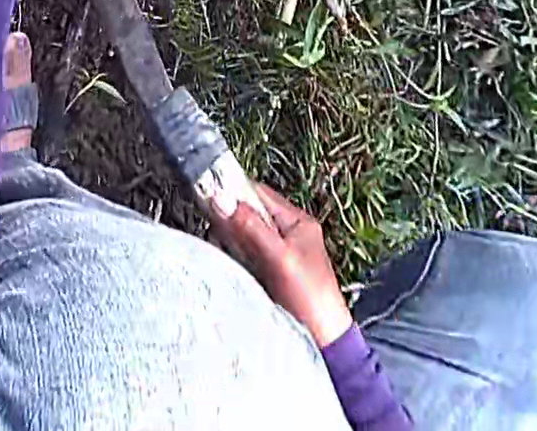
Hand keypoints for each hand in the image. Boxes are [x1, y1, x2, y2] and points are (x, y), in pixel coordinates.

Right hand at [211, 182, 354, 345]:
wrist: (325, 344)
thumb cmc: (311, 299)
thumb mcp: (281, 257)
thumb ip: (253, 228)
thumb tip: (223, 200)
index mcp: (298, 222)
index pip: (260, 194)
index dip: (236, 191)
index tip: (211, 192)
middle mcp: (290, 233)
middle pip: (252, 212)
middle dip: (231, 216)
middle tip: (212, 220)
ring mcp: (281, 253)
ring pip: (247, 233)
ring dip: (231, 236)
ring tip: (218, 241)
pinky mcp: (272, 273)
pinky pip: (248, 253)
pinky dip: (235, 253)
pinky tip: (227, 259)